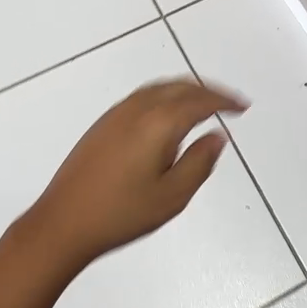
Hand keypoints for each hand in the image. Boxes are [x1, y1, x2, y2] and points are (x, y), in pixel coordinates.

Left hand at [23, 79, 247, 263]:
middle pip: (179, 86)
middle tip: (228, 103)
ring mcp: (117, 113)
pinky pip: (144, 95)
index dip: (224, 101)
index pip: (199, 101)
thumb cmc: (122, 213)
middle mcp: (138, 108)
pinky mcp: (104, 122)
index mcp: (158, 122)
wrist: (63, 221)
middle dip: (207, 90)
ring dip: (185, 90)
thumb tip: (217, 136)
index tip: (243, 106)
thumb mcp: (172, 196)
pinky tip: (169, 114)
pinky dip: (165, 95)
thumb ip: (199, 162)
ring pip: (160, 87)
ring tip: (204, 105)